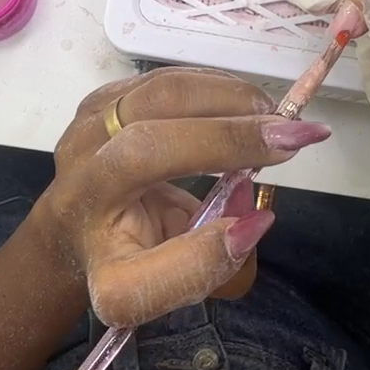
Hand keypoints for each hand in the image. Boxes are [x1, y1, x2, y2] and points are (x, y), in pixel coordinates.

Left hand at [30, 68, 330, 328]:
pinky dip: (214, 87)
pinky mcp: (103, 97)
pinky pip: (166, 80)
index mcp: (87, 233)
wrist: (74, 223)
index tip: (262, 220)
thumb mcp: (151, 289)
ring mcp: (87, 123)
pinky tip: (245, 104)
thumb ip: (198, 267)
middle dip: (230, 134)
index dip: (200, 243)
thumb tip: (254, 221)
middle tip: (296, 135)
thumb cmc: (121, 256)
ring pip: (162, 92)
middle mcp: (77, 169)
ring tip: (275, 118)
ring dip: (228, 98)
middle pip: (149, 136)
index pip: (134, 249)